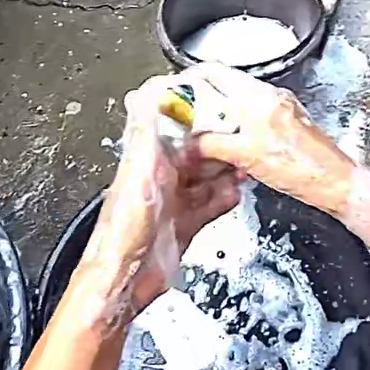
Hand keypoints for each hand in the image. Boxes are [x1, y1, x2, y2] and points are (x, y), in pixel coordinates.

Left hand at [81, 74, 242, 311]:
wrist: (125, 281)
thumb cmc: (123, 232)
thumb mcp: (139, 170)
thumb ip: (146, 128)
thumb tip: (151, 88)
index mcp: (146, 159)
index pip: (172, 125)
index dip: (195, 114)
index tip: (218, 104)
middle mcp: (159, 178)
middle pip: (195, 152)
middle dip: (220, 146)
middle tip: (242, 140)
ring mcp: (172, 202)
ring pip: (206, 178)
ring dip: (226, 172)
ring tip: (245, 166)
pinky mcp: (183, 224)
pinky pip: (209, 205)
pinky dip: (224, 198)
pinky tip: (235, 194)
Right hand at [185, 62, 356, 213]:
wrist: (336, 183)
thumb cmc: (300, 169)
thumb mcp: (244, 158)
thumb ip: (211, 146)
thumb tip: (188, 144)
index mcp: (256, 97)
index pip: (215, 71)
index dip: (191, 78)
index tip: (176, 91)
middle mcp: (270, 96)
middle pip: (226, 87)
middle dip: (203, 100)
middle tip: (186, 117)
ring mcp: (281, 108)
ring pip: (240, 102)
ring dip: (221, 115)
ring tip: (205, 134)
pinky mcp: (288, 122)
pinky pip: (255, 116)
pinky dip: (239, 125)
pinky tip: (233, 145)